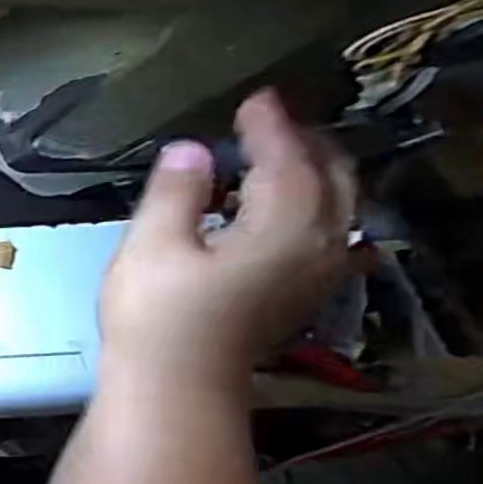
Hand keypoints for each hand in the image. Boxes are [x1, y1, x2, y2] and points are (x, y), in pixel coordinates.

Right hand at [100, 89, 354, 388]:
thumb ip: (174, 194)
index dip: (270, 127)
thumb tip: (189, 150)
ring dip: (308, 172)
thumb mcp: (150, 247)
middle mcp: (316, 244)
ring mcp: (314, 272)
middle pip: (329, 178)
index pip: (287, 160)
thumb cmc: (155, 315)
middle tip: (267, 122)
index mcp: (283, 227)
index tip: (255, 99)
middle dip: (302, 144)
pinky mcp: (297, 292)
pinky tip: (268, 210)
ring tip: (270, 157)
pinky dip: (303, 204)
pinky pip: (319, 230)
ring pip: (332, 204)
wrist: (173, 384)